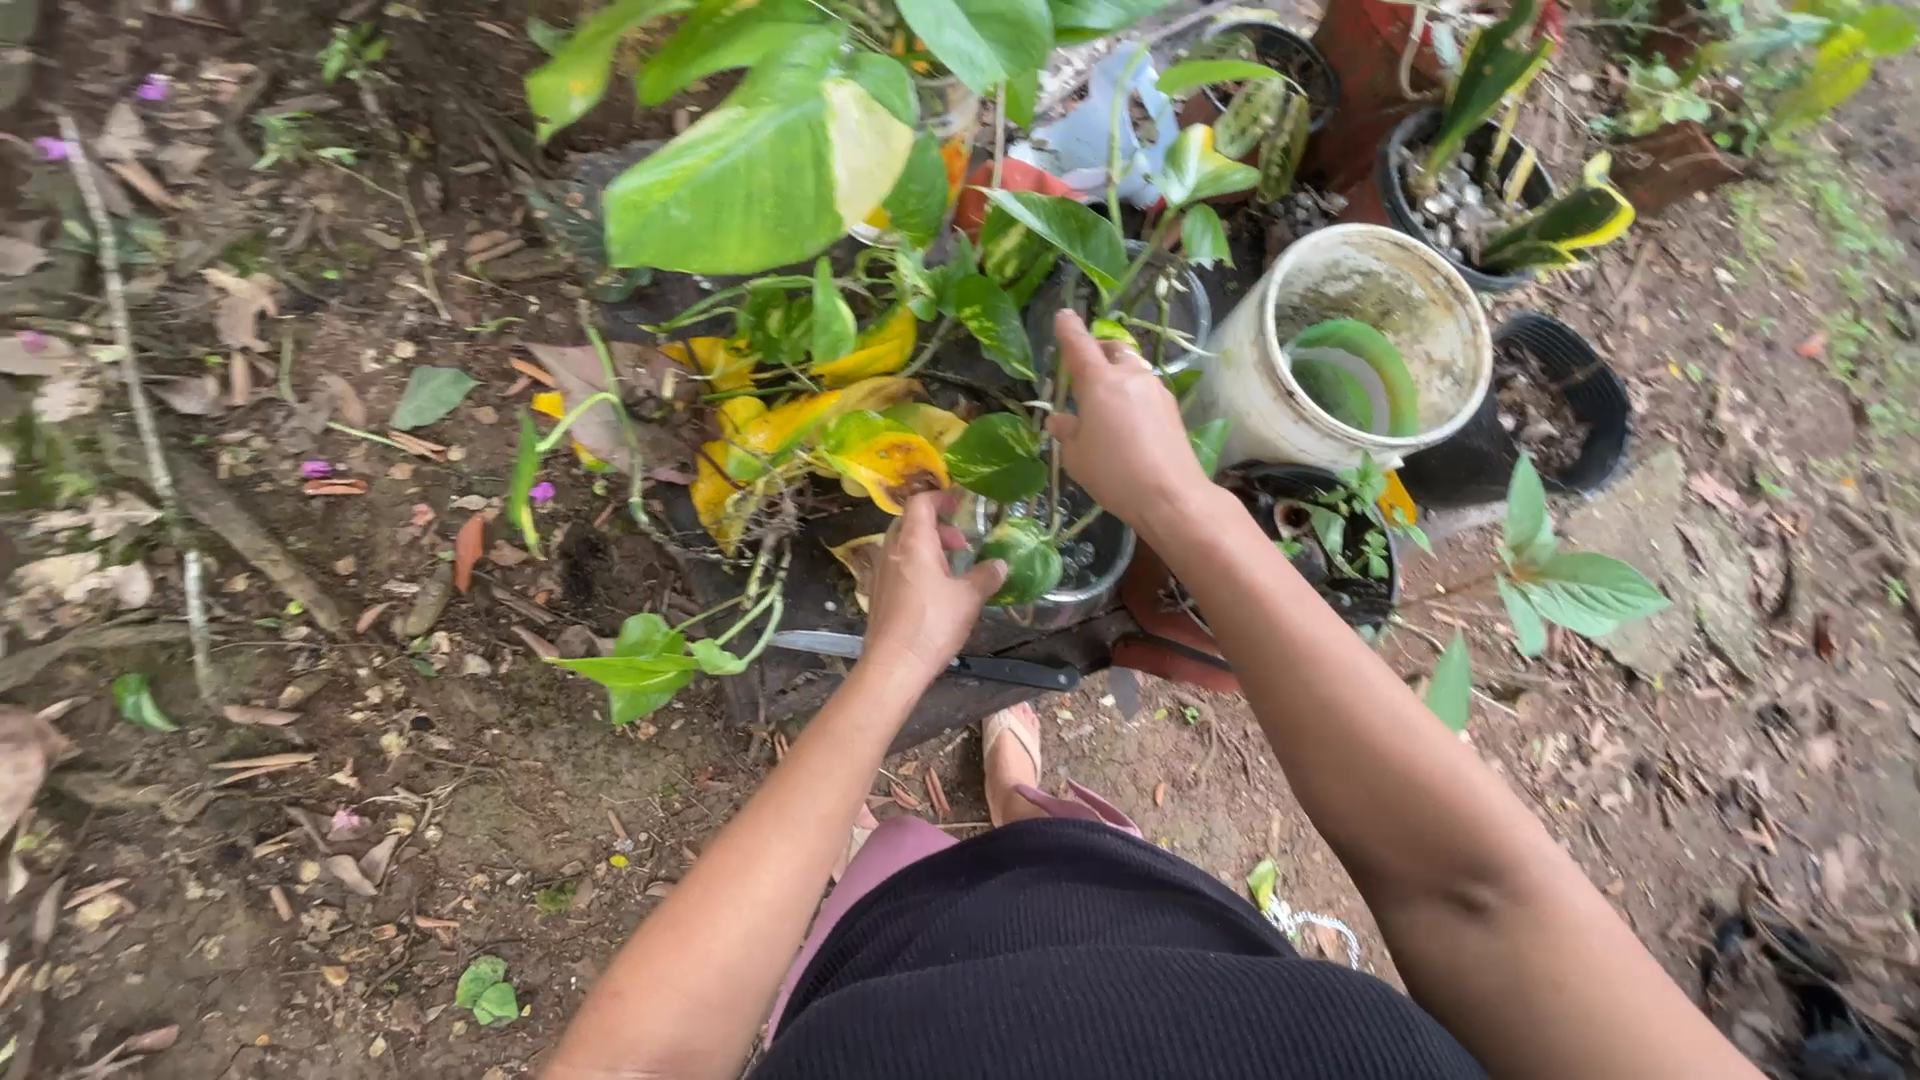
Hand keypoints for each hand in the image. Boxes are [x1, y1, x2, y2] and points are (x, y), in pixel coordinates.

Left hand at [861, 491, 1006, 682]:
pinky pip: (898, 567)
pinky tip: (934, 592)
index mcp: (913, 543)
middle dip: (937, 527)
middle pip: (910, 523)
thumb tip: (1000, 564)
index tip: (960, 505)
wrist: (894, 665)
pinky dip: (916, 567)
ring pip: (903, 546)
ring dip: (928, 549)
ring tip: (953, 570)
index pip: (920, 502)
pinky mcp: (879, 594)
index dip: (940, 498)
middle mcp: (892, 551)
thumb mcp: (968, 598)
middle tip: (961, 545)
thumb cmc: (932, 624)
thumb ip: (986, 577)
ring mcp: (882, 573)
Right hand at [1046, 310, 1213, 533]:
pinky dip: (1133, 394)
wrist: (1170, 495)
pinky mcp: (1172, 408)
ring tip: (1106, 401)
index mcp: (1099, 383)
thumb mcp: (1076, 457)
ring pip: (1133, 368)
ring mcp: (1156, 390)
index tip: (1063, 315)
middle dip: (1099, 350)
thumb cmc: (1114, 474)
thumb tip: (1060, 419)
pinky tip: (1127, 421)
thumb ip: (1066, 432)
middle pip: (1114, 349)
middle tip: (1085, 367)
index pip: (1079, 345)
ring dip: (1118, 374)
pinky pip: (1146, 390)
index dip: (1068, 330)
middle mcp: (1130, 377)